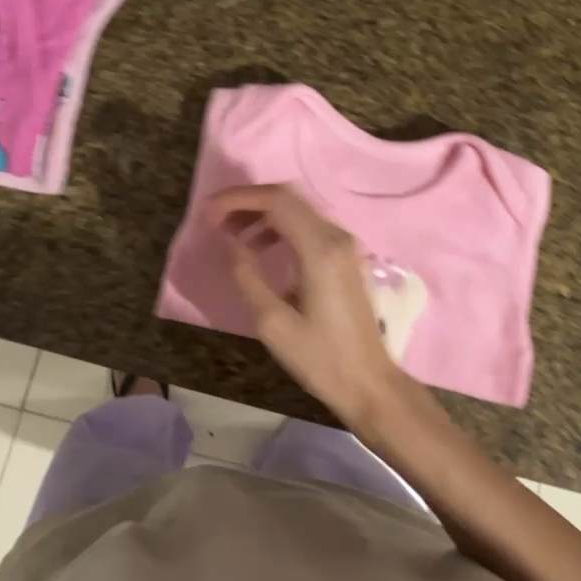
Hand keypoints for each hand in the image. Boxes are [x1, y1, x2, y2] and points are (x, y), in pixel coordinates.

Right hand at [212, 185, 412, 430]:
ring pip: (299, 209)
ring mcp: (345, 245)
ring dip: (264, 213)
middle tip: (217, 219)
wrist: (370, 383)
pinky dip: (281, 226)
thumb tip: (230, 240)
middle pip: (289, 197)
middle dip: (249, 201)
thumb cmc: (320, 359)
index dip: (239, 198)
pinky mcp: (347, 257)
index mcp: (320, 249)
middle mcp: (336, 237)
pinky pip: (309, 225)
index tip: (210, 211)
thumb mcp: (272, 322)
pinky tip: (261, 248)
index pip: (277, 200)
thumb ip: (247, 275)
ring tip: (233, 234)